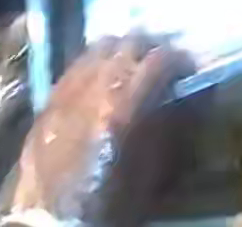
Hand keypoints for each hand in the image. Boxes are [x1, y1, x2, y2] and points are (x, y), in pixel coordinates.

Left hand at [10, 38, 179, 218]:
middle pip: (132, 42)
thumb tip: (192, 90)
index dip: (181, 59)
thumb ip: (175, 119)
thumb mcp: (155, 164)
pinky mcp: (50, 102)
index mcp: (125, 104)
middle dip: (152, 48)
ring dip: (122, 51)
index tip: (188, 69)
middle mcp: (96, 88)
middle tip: (160, 63)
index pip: (162, 57)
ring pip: (102, 46)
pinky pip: (76, 66)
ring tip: (130, 65)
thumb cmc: (112, 200)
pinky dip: (94, 63)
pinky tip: (101, 76)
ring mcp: (69, 92)